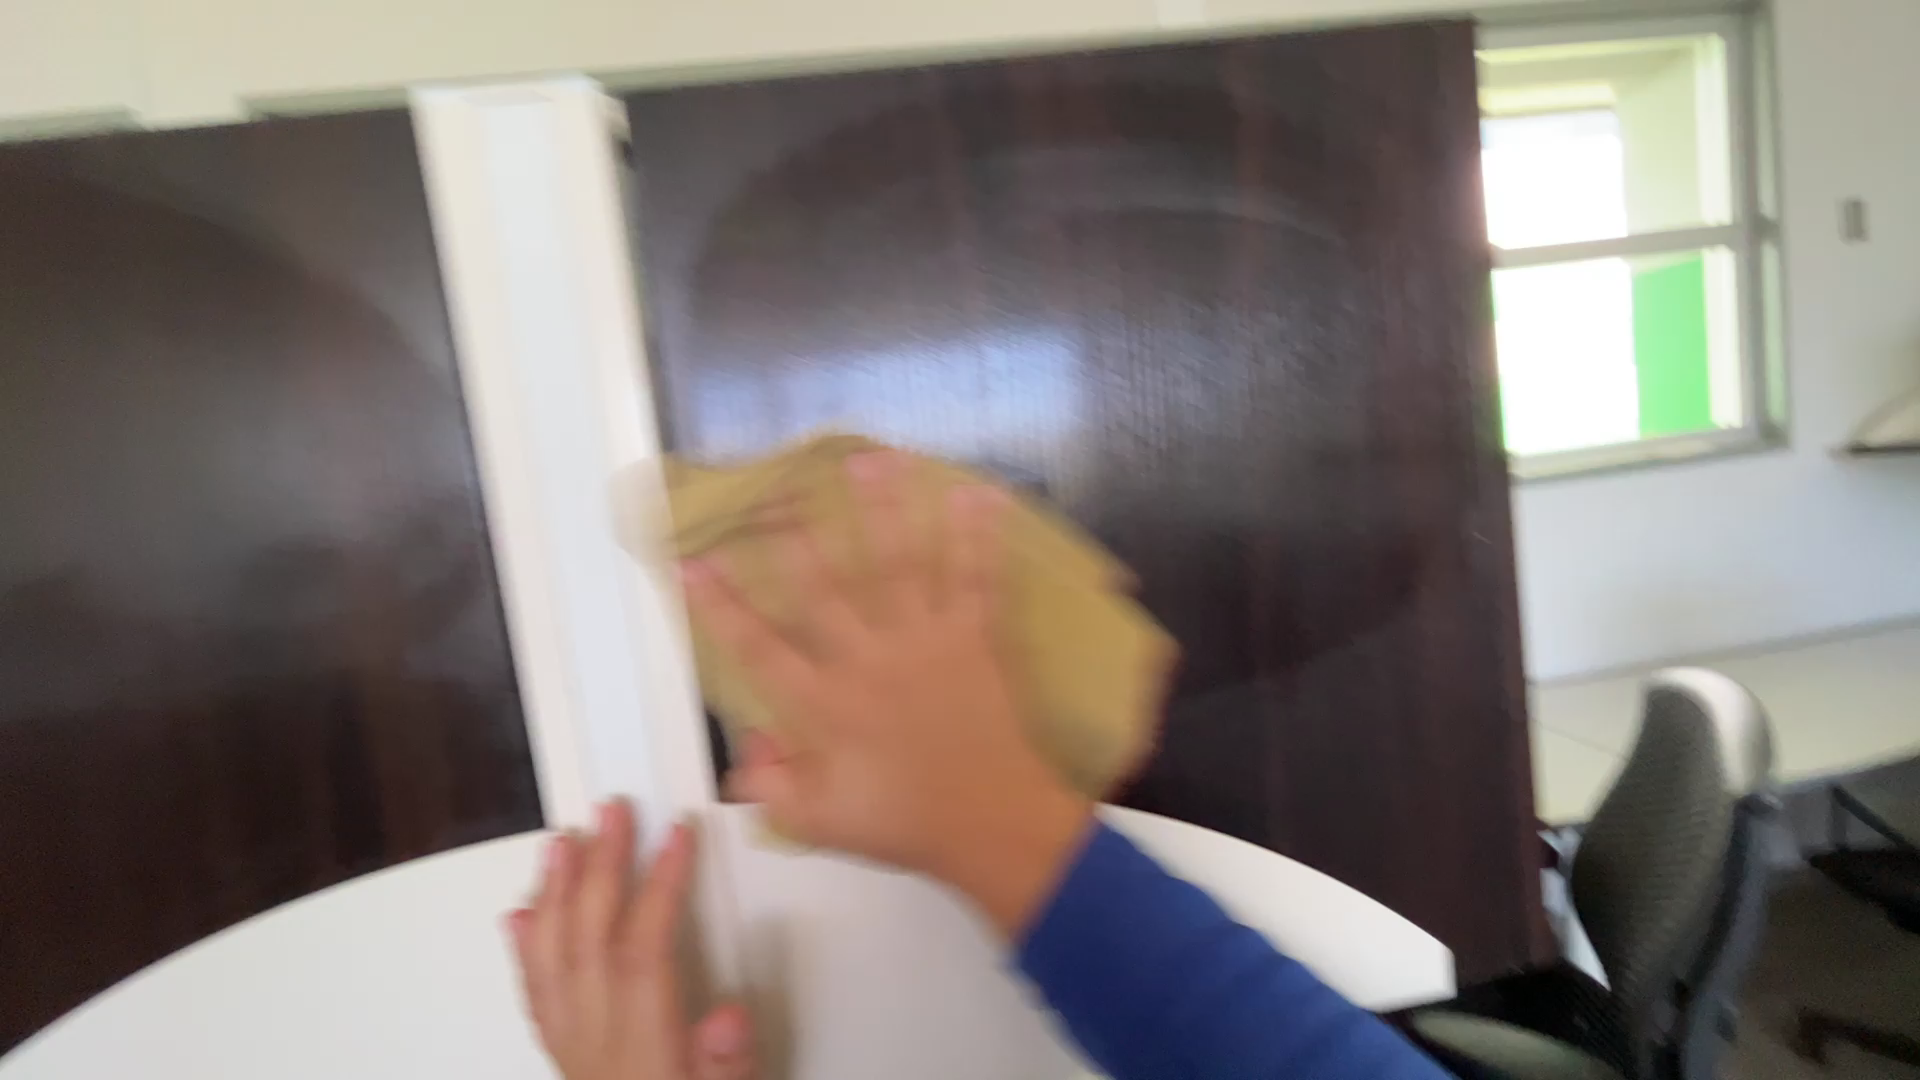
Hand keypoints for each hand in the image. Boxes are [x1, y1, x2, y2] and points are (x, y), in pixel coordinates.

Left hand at [508, 798, 753, 1079]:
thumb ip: (728, 1070)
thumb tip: (729, 1016)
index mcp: (642, 1060)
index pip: (642, 957)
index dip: (659, 887)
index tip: (678, 834)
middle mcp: (597, 1052)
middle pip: (588, 947)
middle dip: (600, 870)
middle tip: (612, 812)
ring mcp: (575, 1056)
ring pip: (553, 966)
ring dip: (556, 897)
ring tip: (561, 844)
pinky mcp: (569, 1059)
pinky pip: (536, 1000)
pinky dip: (526, 951)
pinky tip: (522, 915)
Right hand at [679, 450, 1094, 936]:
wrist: (993, 825)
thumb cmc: (907, 822)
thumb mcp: (821, 822)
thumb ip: (772, 787)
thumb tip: (744, 746)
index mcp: (827, 705)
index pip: (759, 648)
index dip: (720, 606)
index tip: (690, 562)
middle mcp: (870, 660)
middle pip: (824, 588)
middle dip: (795, 536)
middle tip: (774, 485)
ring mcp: (925, 643)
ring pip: (897, 566)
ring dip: (884, 510)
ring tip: (872, 459)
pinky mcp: (973, 639)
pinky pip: (974, 581)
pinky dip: (977, 538)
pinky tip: (978, 494)